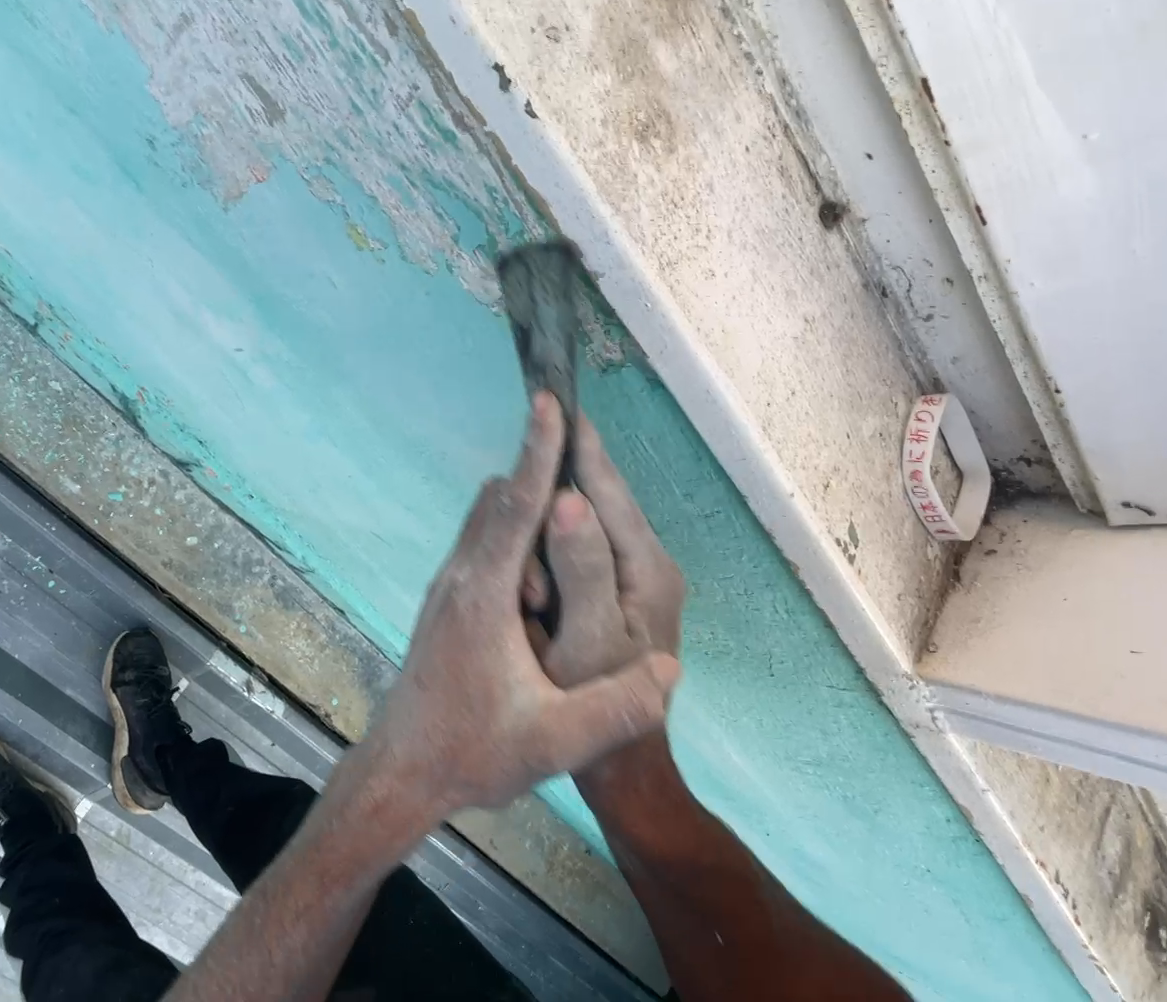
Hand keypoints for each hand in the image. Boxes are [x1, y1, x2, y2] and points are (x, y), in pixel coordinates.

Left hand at [358, 393, 680, 823]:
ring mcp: (445, 588)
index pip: (514, 506)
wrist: (403, 770)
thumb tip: (671, 667)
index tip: (550, 402)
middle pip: (498, 502)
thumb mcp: (555, 744)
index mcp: (483, 595)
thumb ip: (617, 707)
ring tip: (567, 562)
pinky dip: (512, 543)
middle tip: (588, 488)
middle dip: (541, 482)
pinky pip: (481, 547)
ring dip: (527, 520)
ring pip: (486, 523)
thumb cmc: (473, 753)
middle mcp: (459, 577)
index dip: (537, 452)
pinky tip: (541, 591)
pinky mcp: (443, 603)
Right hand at [525, 413, 687, 688]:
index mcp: (647, 568)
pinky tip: (528, 557)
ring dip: (547, 530)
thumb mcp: (586, 640)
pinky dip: (551, 548)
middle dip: (554, 499)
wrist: (618, 764)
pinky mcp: (615, 593)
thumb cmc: (597, 704)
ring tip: (521, 554)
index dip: (580, 447)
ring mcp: (633, 579)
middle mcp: (648, 564)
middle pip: (597, 503)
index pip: (609, 492)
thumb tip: (568, 500)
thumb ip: (583, 570)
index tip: (555, 401)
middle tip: (519, 501)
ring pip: (583, 526)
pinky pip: (578, 551)